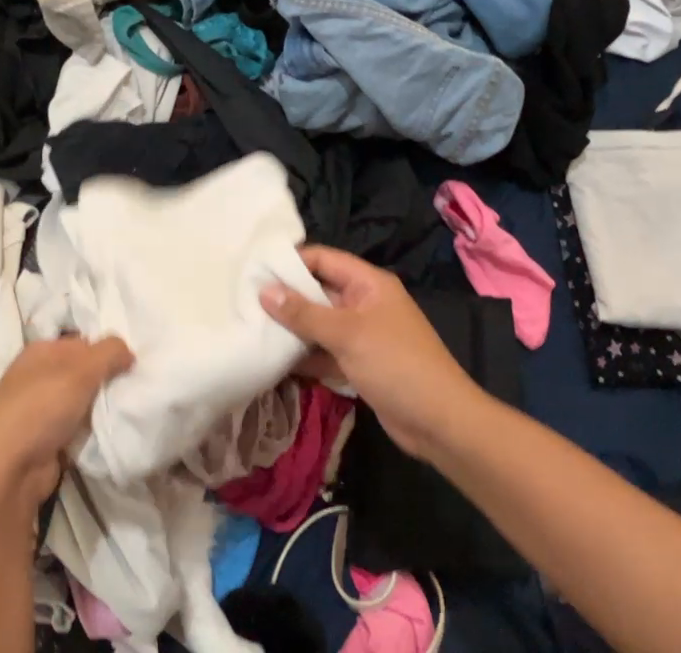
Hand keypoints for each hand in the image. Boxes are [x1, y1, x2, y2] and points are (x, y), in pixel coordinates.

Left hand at [0, 336, 134, 507]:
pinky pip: (78, 428)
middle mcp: (39, 376)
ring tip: (128, 410)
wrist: (8, 468)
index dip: (108, 350)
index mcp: (41, 351)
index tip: (134, 363)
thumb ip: (111, 351)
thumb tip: (128, 352)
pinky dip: (93, 431)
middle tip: (136, 387)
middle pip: (84, 372)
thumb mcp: (83, 368)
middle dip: (108, 379)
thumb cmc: (42, 406)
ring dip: (102, 407)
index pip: (84, 341)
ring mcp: (40, 410)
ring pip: (83, 401)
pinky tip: (111, 432)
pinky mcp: (46, 440)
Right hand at [263, 246, 482, 460]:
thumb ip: (304, 313)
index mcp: (369, 284)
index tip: (254, 269)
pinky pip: (325, 353)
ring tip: (249, 330)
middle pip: (319, 292)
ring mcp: (362, 336)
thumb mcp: (347, 334)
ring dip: (292, 331)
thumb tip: (265, 291)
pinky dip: (304, 358)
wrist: (437, 421)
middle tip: (243, 302)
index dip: (291, 261)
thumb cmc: (395, 364)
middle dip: (286, 298)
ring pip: (319, 326)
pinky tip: (272, 363)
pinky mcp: (358, 365)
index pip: (324, 259)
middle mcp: (365, 304)